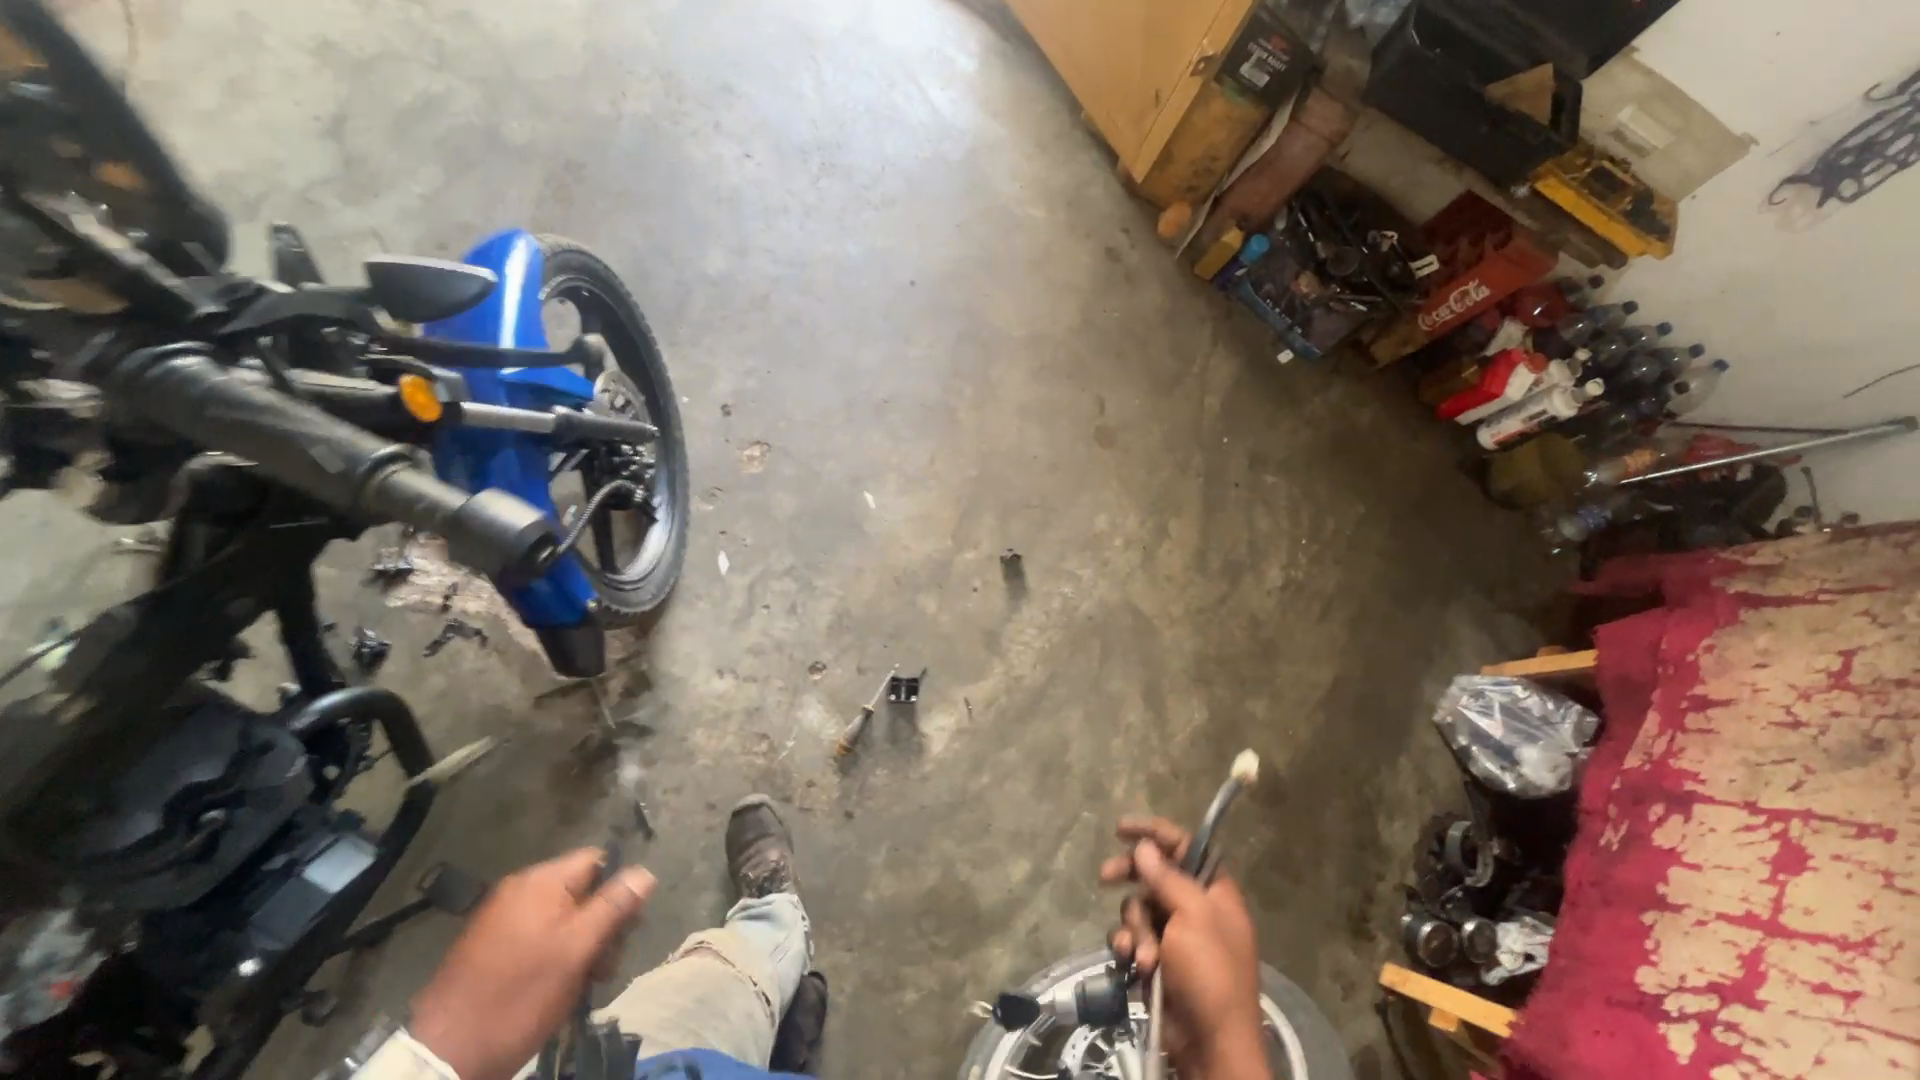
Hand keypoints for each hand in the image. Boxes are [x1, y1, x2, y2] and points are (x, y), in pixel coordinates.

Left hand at [408, 849, 654, 1079]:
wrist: (448, 1053)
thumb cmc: (522, 995)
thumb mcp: (578, 949)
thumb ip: (614, 906)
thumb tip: (645, 872)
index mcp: (540, 882)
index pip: (597, 860)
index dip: (619, 888)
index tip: (628, 925)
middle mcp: (519, 892)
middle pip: (582, 891)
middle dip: (602, 925)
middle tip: (605, 965)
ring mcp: (502, 921)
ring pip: (564, 919)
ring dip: (582, 947)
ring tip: (583, 983)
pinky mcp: (492, 949)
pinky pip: (540, 938)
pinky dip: (557, 957)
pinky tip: (559, 987)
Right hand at [1101, 817, 1266, 1078]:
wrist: (1210, 1042)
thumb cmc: (1209, 972)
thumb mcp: (1191, 916)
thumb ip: (1167, 877)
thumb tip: (1145, 846)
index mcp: (1214, 891)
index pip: (1184, 846)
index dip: (1154, 832)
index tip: (1121, 828)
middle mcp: (1195, 908)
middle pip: (1154, 875)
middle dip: (1130, 878)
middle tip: (1105, 877)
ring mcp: (1176, 936)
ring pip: (1138, 909)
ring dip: (1134, 927)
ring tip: (1141, 953)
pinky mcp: (1158, 961)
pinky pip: (1132, 938)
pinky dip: (1128, 947)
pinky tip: (1130, 961)